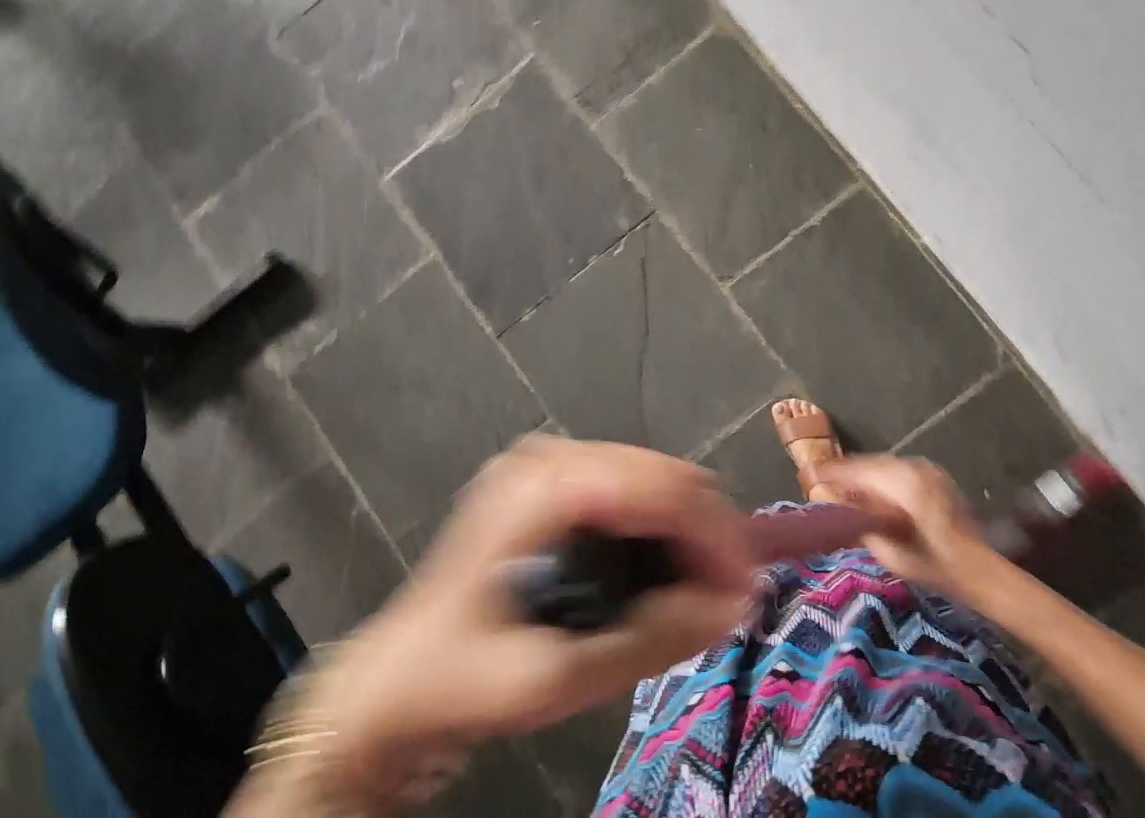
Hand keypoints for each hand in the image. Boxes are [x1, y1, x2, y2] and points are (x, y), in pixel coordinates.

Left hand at [236, 436, 754, 813]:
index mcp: (544, 488)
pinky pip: (628, 492)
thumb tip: (733, 605)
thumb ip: (651, 638)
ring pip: (651, 480)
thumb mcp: (558, 676)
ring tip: (704, 593)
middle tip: (731, 599)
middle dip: (708, 534)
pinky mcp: (547, 487)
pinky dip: (658, 530)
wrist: (397, 683)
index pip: (659, 486)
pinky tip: (664, 575)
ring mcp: (544, 467)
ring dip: (687, 533)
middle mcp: (547, 460)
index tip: (746, 589)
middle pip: (661, 475)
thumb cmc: (465, 678)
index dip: (716, 533)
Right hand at [814, 455, 1005, 596]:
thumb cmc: (936, 568)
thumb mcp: (891, 553)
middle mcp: (916, 470)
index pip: (858, 470)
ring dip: (862, 475)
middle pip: (869, 464)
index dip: (831, 472)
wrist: (982, 571)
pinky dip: (880, 478)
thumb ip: (861, 523)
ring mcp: (929, 471)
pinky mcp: (936, 477)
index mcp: (904, 485)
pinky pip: (898, 471)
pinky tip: (870, 494)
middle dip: (845, 473)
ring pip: (883, 466)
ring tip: (841, 489)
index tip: (807, 475)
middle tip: (820, 482)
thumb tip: (837, 504)